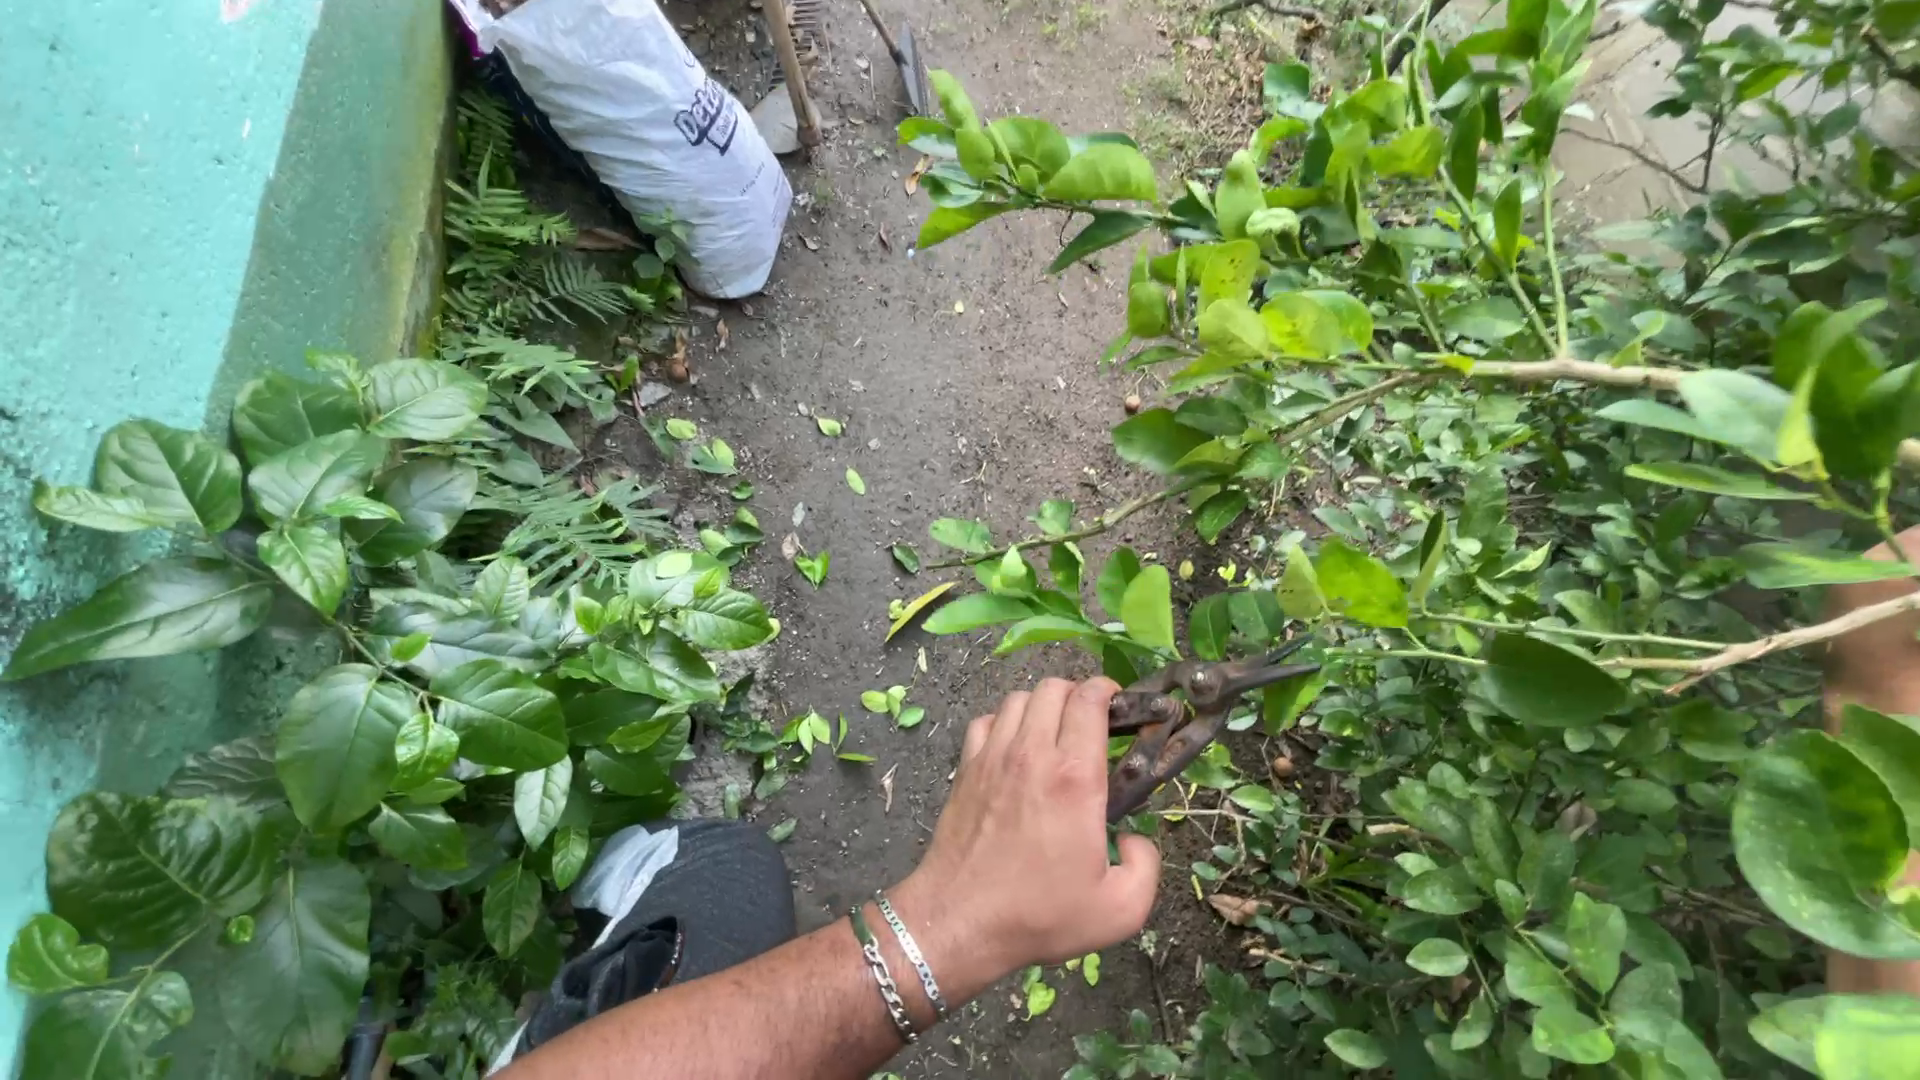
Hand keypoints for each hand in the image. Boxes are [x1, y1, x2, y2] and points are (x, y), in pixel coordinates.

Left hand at [888, 678, 1160, 1002]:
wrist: (960, 919)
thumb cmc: (1041, 914)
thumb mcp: (1121, 908)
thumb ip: (1147, 864)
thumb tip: (1136, 838)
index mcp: (1075, 777)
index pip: (1090, 700)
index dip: (1108, 690)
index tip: (1120, 704)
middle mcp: (1033, 753)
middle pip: (1054, 688)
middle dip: (1078, 694)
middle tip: (1090, 721)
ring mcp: (994, 755)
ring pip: (1019, 698)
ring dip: (1042, 705)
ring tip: (1054, 730)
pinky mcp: (967, 767)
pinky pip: (987, 720)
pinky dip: (1005, 722)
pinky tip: (1014, 746)